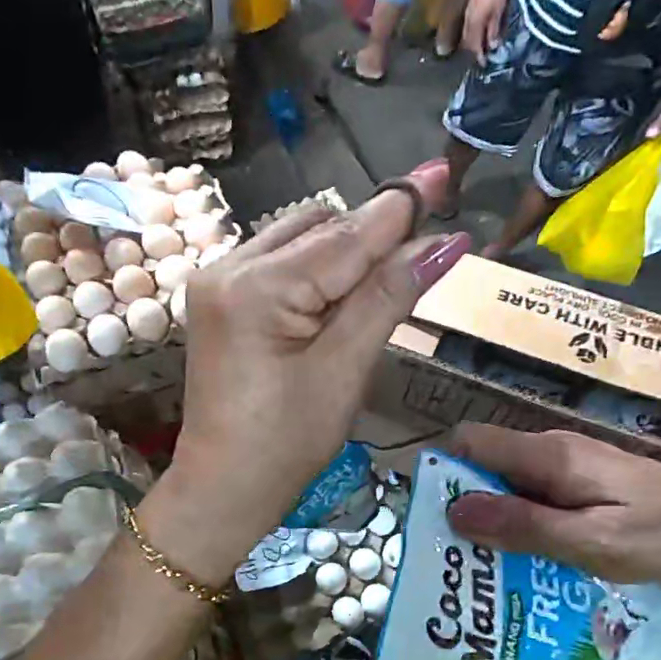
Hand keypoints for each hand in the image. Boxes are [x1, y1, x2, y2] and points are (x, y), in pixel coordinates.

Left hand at [154, 164, 469, 580]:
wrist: (224, 485)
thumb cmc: (286, 442)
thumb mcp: (344, 370)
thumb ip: (388, 297)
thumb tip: (445, 242)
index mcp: (256, 288)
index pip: (343, 237)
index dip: (399, 209)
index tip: (442, 174)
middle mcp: (227, 268)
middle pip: (318, 229)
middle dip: (372, 234)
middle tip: (424, 245)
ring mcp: (215, 281)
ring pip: (297, 240)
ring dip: (344, 251)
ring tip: (385, 277)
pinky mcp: (218, 299)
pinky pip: (277, 263)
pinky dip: (314, 270)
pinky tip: (338, 295)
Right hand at [442, 424, 660, 600]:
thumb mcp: (592, 542)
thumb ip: (524, 525)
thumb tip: (455, 509)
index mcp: (549, 455)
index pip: (470, 440)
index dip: (442, 468)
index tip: (429, 513)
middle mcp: (552, 451)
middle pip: (484, 463)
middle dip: (462, 501)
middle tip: (452, 551)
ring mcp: (569, 467)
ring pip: (507, 482)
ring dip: (490, 516)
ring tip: (480, 561)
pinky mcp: (583, 485)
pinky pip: (532, 497)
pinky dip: (518, 522)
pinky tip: (523, 557)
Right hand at [461, 0, 507, 63]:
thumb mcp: (498, 10)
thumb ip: (494, 29)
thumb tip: (492, 46)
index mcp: (475, 25)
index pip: (475, 46)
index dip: (480, 56)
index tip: (484, 64)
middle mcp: (468, 24)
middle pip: (468, 44)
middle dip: (474, 53)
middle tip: (483, 58)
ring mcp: (466, 17)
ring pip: (466, 38)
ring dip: (472, 45)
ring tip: (480, 49)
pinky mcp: (468, 12)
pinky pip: (467, 30)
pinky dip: (471, 37)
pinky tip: (477, 36)